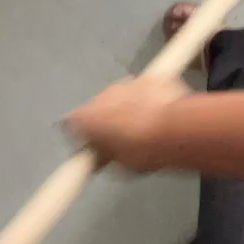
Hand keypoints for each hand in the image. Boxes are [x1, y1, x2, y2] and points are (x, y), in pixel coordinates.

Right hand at [64, 76, 186, 171]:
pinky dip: (147, 99)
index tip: (92, 145)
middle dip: (107, 119)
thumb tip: (101, 156)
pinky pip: (143, 90)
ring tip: (142, 126)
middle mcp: (100, 96)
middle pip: (98, 107)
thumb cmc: (142, 151)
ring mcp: (125, 84)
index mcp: (85, 118)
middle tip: (122, 138)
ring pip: (121, 96)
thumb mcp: (116, 165)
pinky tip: (158, 114)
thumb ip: (102, 155)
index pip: (70, 124)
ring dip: (127, 107)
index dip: (82, 135)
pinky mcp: (148, 78)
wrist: (173, 130)